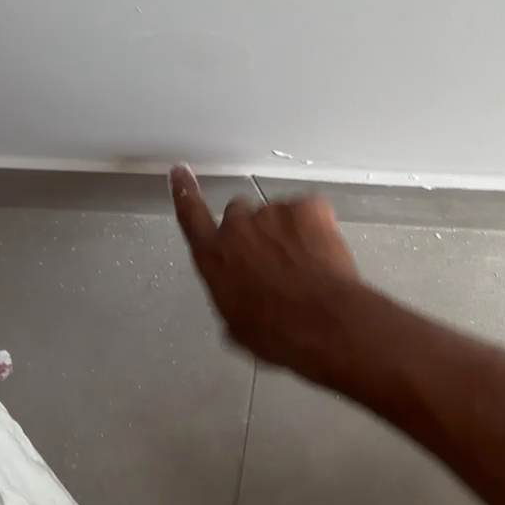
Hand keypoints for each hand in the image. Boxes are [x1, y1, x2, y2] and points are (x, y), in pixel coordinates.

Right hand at [169, 166, 363, 375]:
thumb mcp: (237, 325)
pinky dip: (317, 226)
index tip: (180, 171)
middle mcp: (237, 227)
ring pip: (279, 213)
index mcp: (214, 257)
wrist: (322, 322)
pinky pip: (310, 210)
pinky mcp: (309, 206)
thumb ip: (229, 294)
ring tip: (306, 264)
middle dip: (254, 231)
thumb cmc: (277, 334)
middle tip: (276, 258)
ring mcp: (274, 211)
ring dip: (289, 231)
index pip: (191, 217)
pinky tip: (324, 253)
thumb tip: (239, 295)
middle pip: (241, 215)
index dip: (185, 193)